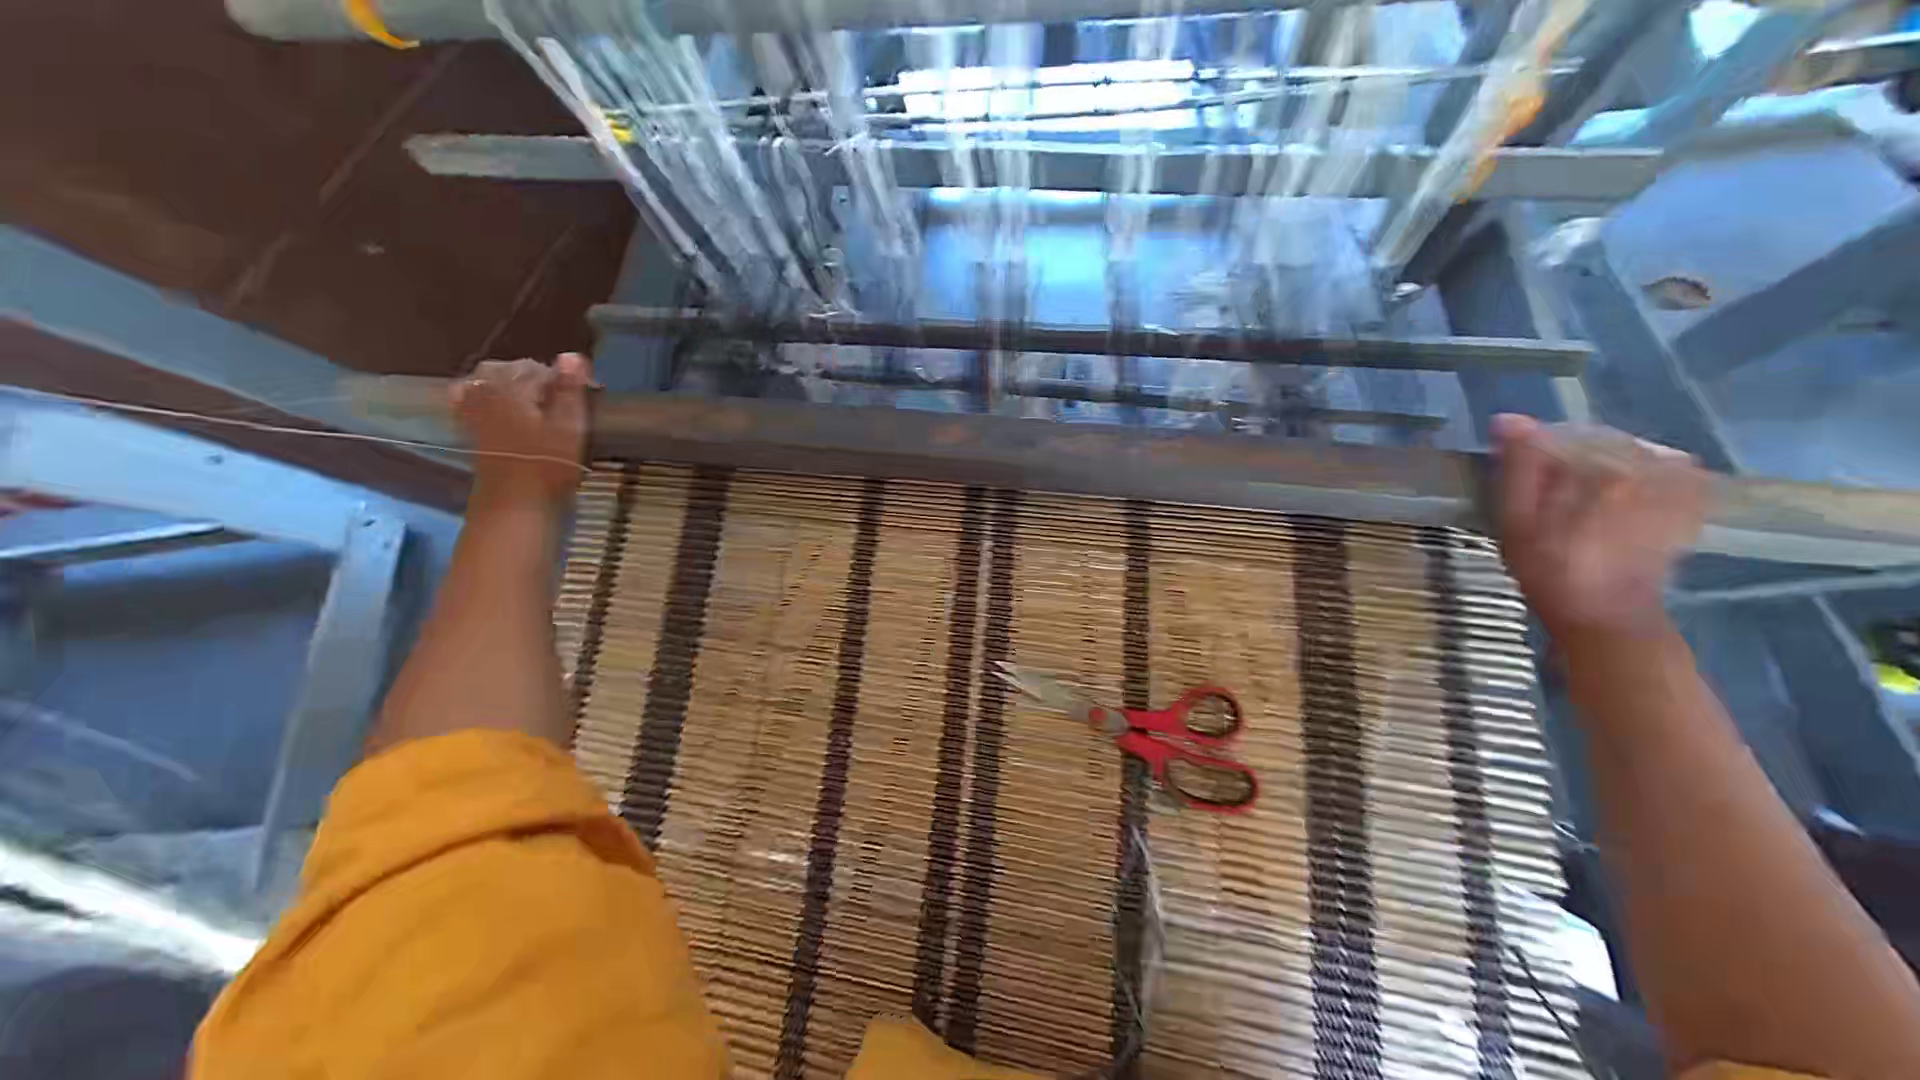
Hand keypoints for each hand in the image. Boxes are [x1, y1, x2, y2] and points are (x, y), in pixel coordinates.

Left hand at [451, 353, 592, 504]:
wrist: (514, 504)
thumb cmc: (548, 466)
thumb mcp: (570, 427)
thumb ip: (569, 389)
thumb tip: (570, 355)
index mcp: (513, 388)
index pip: (541, 368)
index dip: (568, 378)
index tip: (590, 393)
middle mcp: (487, 392)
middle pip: (512, 369)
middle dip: (538, 376)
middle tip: (566, 397)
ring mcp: (474, 410)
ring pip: (489, 380)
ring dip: (513, 383)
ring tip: (537, 399)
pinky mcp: (470, 429)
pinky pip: (469, 398)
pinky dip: (483, 394)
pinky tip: (496, 402)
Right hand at [1493, 414, 1708, 640]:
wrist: (1607, 613)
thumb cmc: (1548, 569)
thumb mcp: (1515, 520)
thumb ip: (1518, 467)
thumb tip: (1510, 420)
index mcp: (1600, 469)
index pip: (1557, 434)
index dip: (1529, 448)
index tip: (1514, 469)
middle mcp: (1645, 466)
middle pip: (1596, 439)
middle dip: (1568, 453)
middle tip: (1546, 485)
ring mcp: (1674, 480)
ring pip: (1628, 449)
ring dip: (1602, 460)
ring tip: (1582, 491)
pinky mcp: (1689, 496)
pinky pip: (1668, 462)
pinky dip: (1646, 466)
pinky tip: (1624, 487)